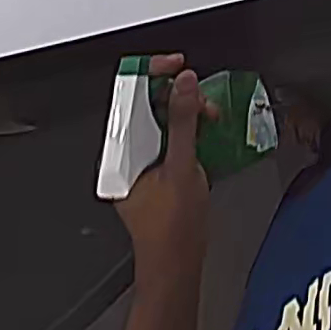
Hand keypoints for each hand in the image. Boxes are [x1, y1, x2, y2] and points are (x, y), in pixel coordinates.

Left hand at [112, 53, 213, 257]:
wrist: (176, 265)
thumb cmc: (174, 226)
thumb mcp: (182, 166)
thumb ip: (182, 121)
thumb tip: (183, 83)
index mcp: (121, 155)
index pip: (129, 101)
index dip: (152, 76)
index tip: (176, 64)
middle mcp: (126, 156)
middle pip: (147, 107)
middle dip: (179, 95)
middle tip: (203, 99)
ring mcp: (142, 162)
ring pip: (162, 119)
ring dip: (188, 111)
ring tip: (210, 117)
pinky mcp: (158, 167)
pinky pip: (171, 134)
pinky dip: (190, 126)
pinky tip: (206, 128)